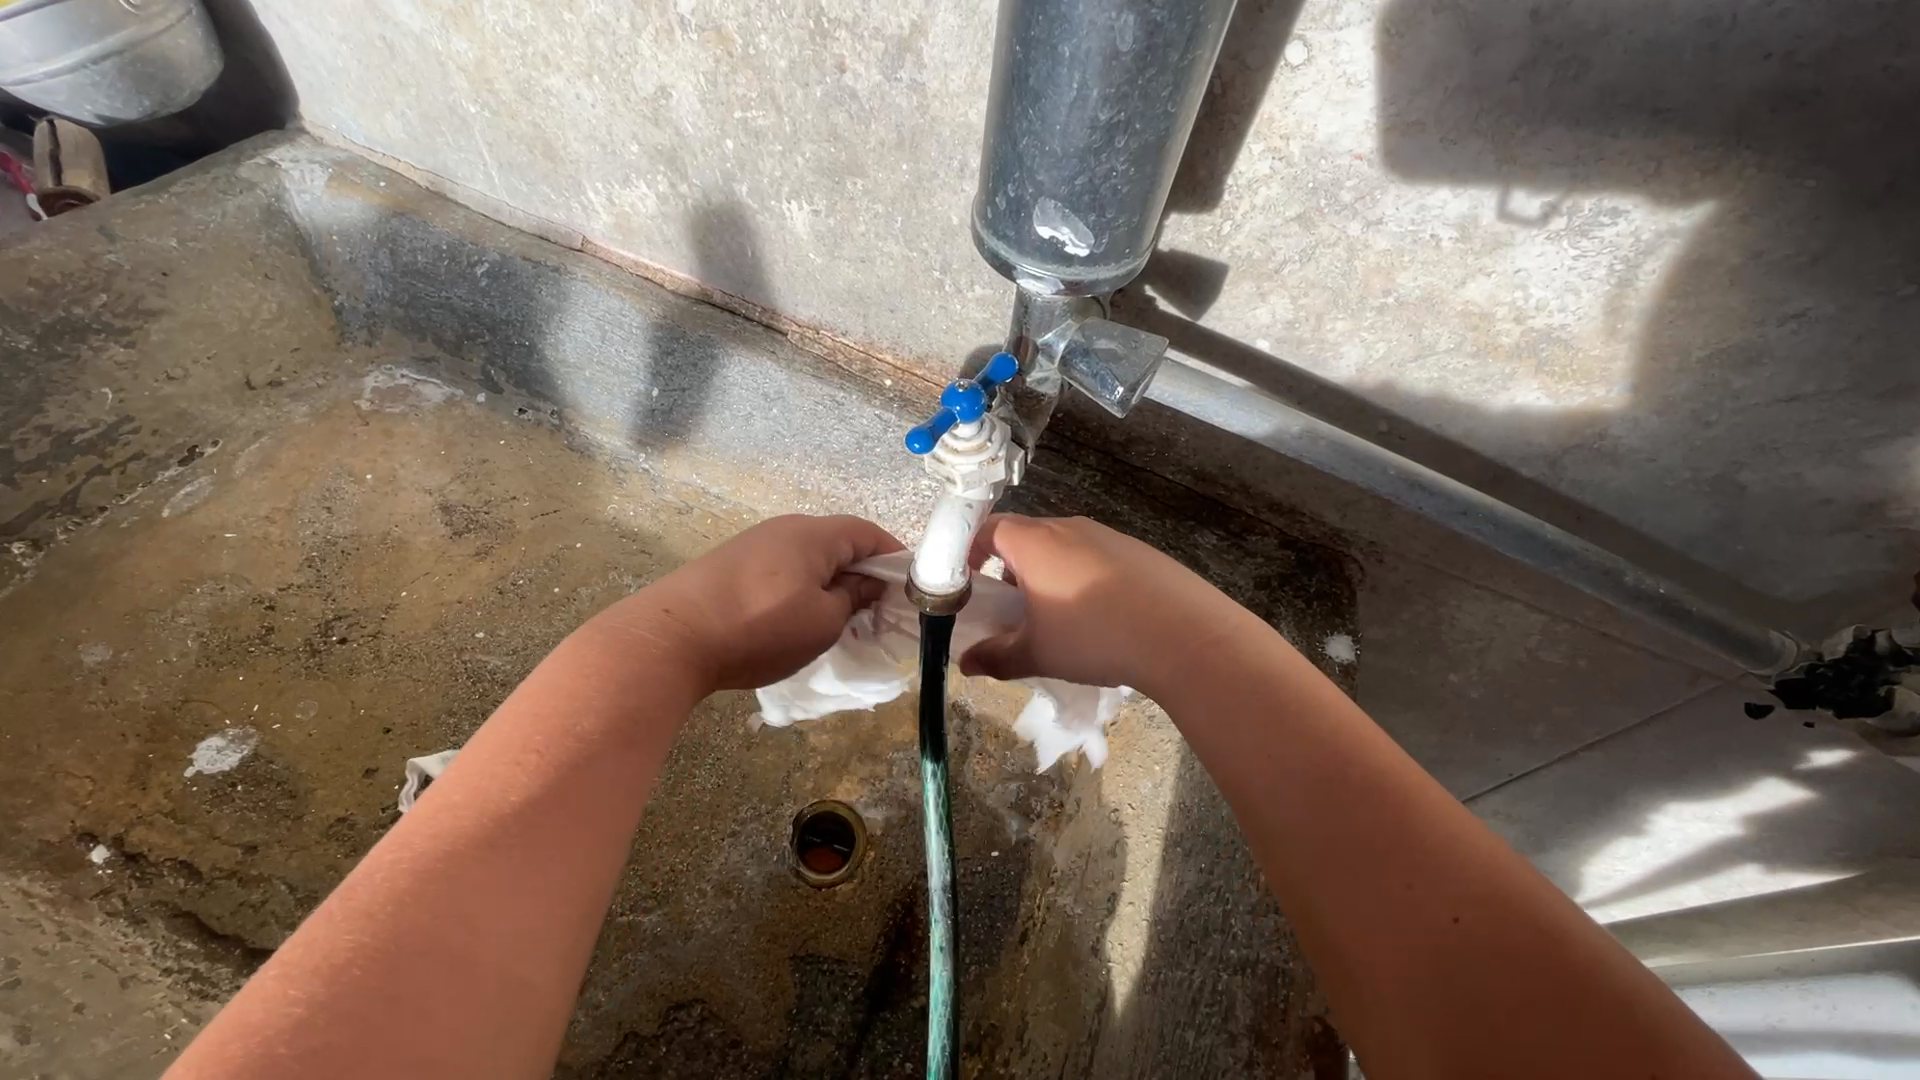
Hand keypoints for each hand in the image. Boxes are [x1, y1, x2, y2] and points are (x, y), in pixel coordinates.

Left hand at [601, 514, 901, 692]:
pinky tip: (798, 619)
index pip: (868, 533)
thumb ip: (853, 599)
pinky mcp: (731, 566)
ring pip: (809, 558)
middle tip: (879, 611)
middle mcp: (785, 529)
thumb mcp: (822, 622)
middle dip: (864, 573)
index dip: (895, 557)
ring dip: (832, 583)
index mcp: (814, 535)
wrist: (671, 640)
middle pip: (838, 543)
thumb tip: (869, 585)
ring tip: (841, 620)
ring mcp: (754, 545)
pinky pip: (783, 570)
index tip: (910, 588)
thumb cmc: (759, 629)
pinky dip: (802, 589)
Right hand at [959, 514, 1261, 697]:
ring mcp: (1106, 535)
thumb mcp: (1037, 653)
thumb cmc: (1093, 636)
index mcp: (1033, 543)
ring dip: (1046, 574)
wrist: (1182, 633)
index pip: (987, 528)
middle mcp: (1067, 528)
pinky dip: (1081, 578)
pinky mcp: (1137, 550)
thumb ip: (997, 657)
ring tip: (1055, 617)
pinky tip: (1099, 617)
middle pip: (1024, 536)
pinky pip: (1094, 557)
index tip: (967, 581)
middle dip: (1008, 568)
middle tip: (1009, 607)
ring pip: (1061, 547)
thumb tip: (966, 665)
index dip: (969, 550)